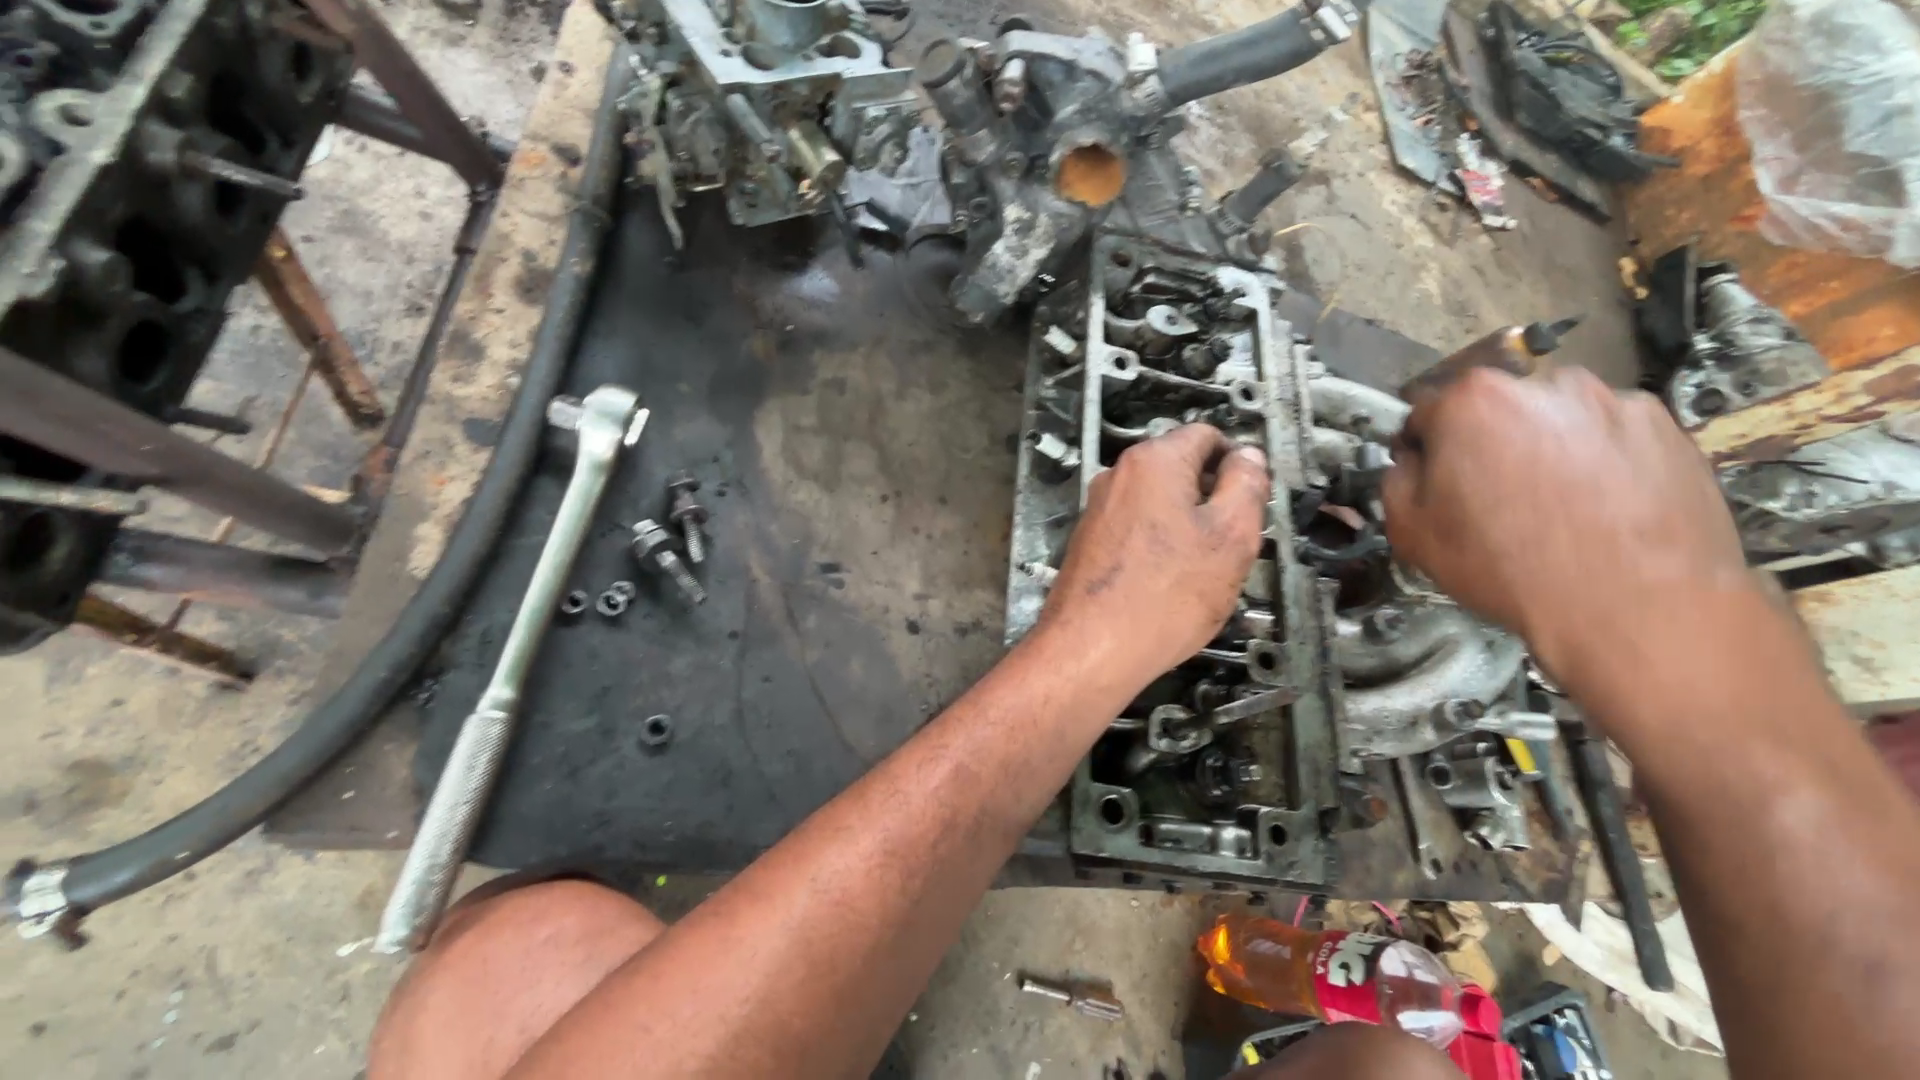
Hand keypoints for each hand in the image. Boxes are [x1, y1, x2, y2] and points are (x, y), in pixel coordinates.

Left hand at [1036, 424, 1268, 682]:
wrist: (1091, 649)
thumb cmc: (1165, 595)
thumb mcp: (1231, 537)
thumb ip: (1247, 486)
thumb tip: (1249, 456)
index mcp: (1153, 461)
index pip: (1207, 435)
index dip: (1237, 460)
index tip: (1252, 497)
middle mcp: (1118, 476)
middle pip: (1180, 469)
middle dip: (1211, 498)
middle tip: (1233, 542)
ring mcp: (1098, 510)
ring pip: (1158, 504)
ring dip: (1186, 527)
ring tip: (1201, 571)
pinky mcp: (1089, 543)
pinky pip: (1136, 531)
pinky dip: (1158, 548)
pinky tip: (1168, 585)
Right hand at [1381, 366, 1751, 689]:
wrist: (1636, 609)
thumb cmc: (1513, 569)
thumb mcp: (1413, 533)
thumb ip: (1396, 481)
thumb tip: (1412, 463)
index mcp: (1473, 401)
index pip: (1427, 410)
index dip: (1425, 448)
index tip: (1434, 479)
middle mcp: (1544, 386)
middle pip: (1496, 409)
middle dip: (1488, 444)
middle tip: (1493, 500)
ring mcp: (1613, 403)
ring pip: (1556, 421)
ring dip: (1546, 451)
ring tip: (1553, 510)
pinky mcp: (1666, 429)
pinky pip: (1612, 438)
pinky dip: (1600, 463)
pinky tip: (1598, 510)